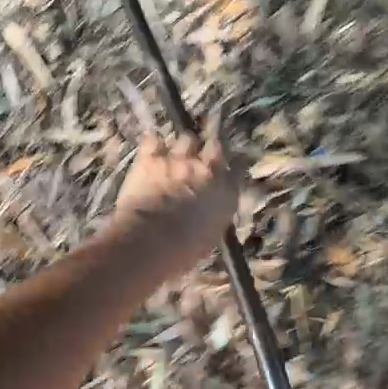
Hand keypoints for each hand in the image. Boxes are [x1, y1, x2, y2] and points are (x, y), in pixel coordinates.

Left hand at [111, 133, 239, 245]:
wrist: (151, 239)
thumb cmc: (184, 249)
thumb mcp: (209, 236)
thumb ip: (212, 216)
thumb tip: (207, 216)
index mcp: (226, 192)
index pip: (238, 169)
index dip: (230, 168)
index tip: (223, 171)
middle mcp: (206, 170)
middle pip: (215, 146)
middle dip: (208, 150)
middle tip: (198, 159)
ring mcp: (179, 160)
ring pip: (186, 139)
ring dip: (181, 146)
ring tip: (173, 155)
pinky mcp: (151, 157)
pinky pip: (153, 140)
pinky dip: (152, 143)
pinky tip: (149, 148)